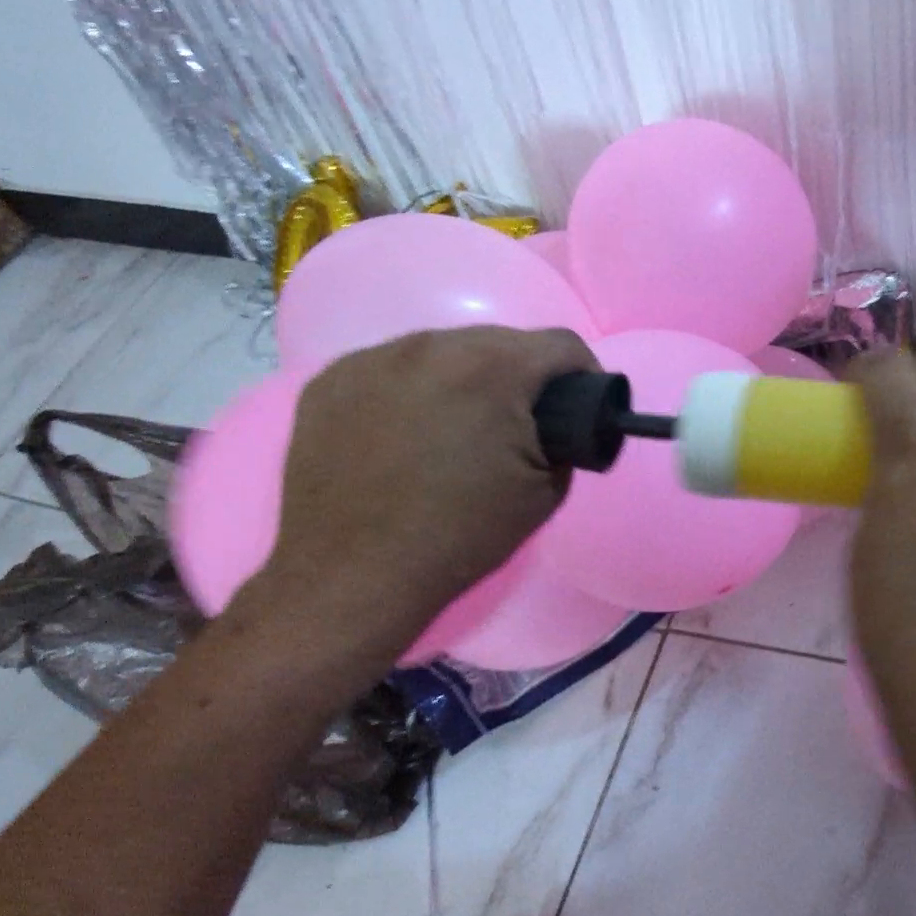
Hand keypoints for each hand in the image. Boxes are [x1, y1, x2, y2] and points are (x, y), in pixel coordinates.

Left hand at [258, 327, 596, 661]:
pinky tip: (410, 433)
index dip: (584, 373)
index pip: (562, 344)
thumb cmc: (464, 533)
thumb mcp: (547, 487)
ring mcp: (373, 359)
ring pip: (447, 350)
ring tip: (461, 429)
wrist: (354, 575)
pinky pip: (394, 367)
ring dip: (469, 378)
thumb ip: (564, 434)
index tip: (580, 409)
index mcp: (493, 368)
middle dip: (523, 375)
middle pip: (502, 341)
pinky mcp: (330, 380)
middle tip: (521, 425)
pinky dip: (416, 390)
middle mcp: (431, 346)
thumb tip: (554, 421)